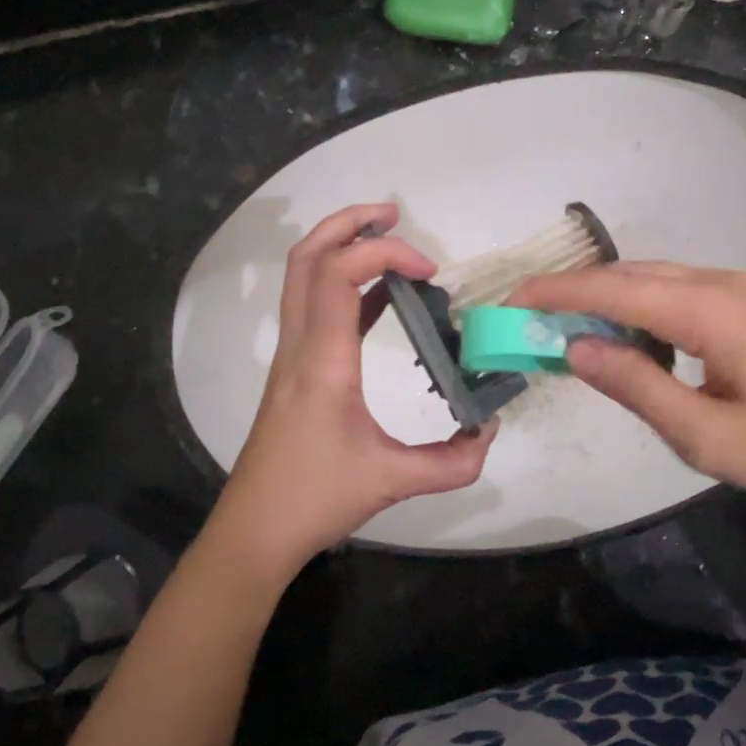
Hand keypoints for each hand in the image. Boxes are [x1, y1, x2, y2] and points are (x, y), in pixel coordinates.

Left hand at [211, 204, 496, 579]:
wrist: (256, 529)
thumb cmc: (316, 499)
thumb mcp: (392, 481)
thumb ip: (452, 460)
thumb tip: (489, 428)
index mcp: (323, 361)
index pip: (337, 274)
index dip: (383, 254)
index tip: (431, 273)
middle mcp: (301, 345)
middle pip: (307, 256)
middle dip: (349, 223)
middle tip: (395, 216)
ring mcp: (292, 354)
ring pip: (304, 275)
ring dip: (342, 246)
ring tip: (391, 240)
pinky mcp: (296, 368)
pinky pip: (316, 305)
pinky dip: (348, 284)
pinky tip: (387, 296)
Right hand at [507, 262, 745, 511]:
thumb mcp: (704, 435)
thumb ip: (636, 386)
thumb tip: (574, 347)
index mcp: (710, 312)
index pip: (616, 291)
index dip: (559, 293)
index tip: (510, 300)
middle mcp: (719, 286)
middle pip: (630, 275)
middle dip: (574, 289)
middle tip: (524, 314)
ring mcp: (734, 293)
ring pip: (650, 280)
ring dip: (603, 296)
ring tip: (560, 325)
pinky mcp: (741, 308)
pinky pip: (672, 292)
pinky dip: (634, 306)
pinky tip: (620, 337)